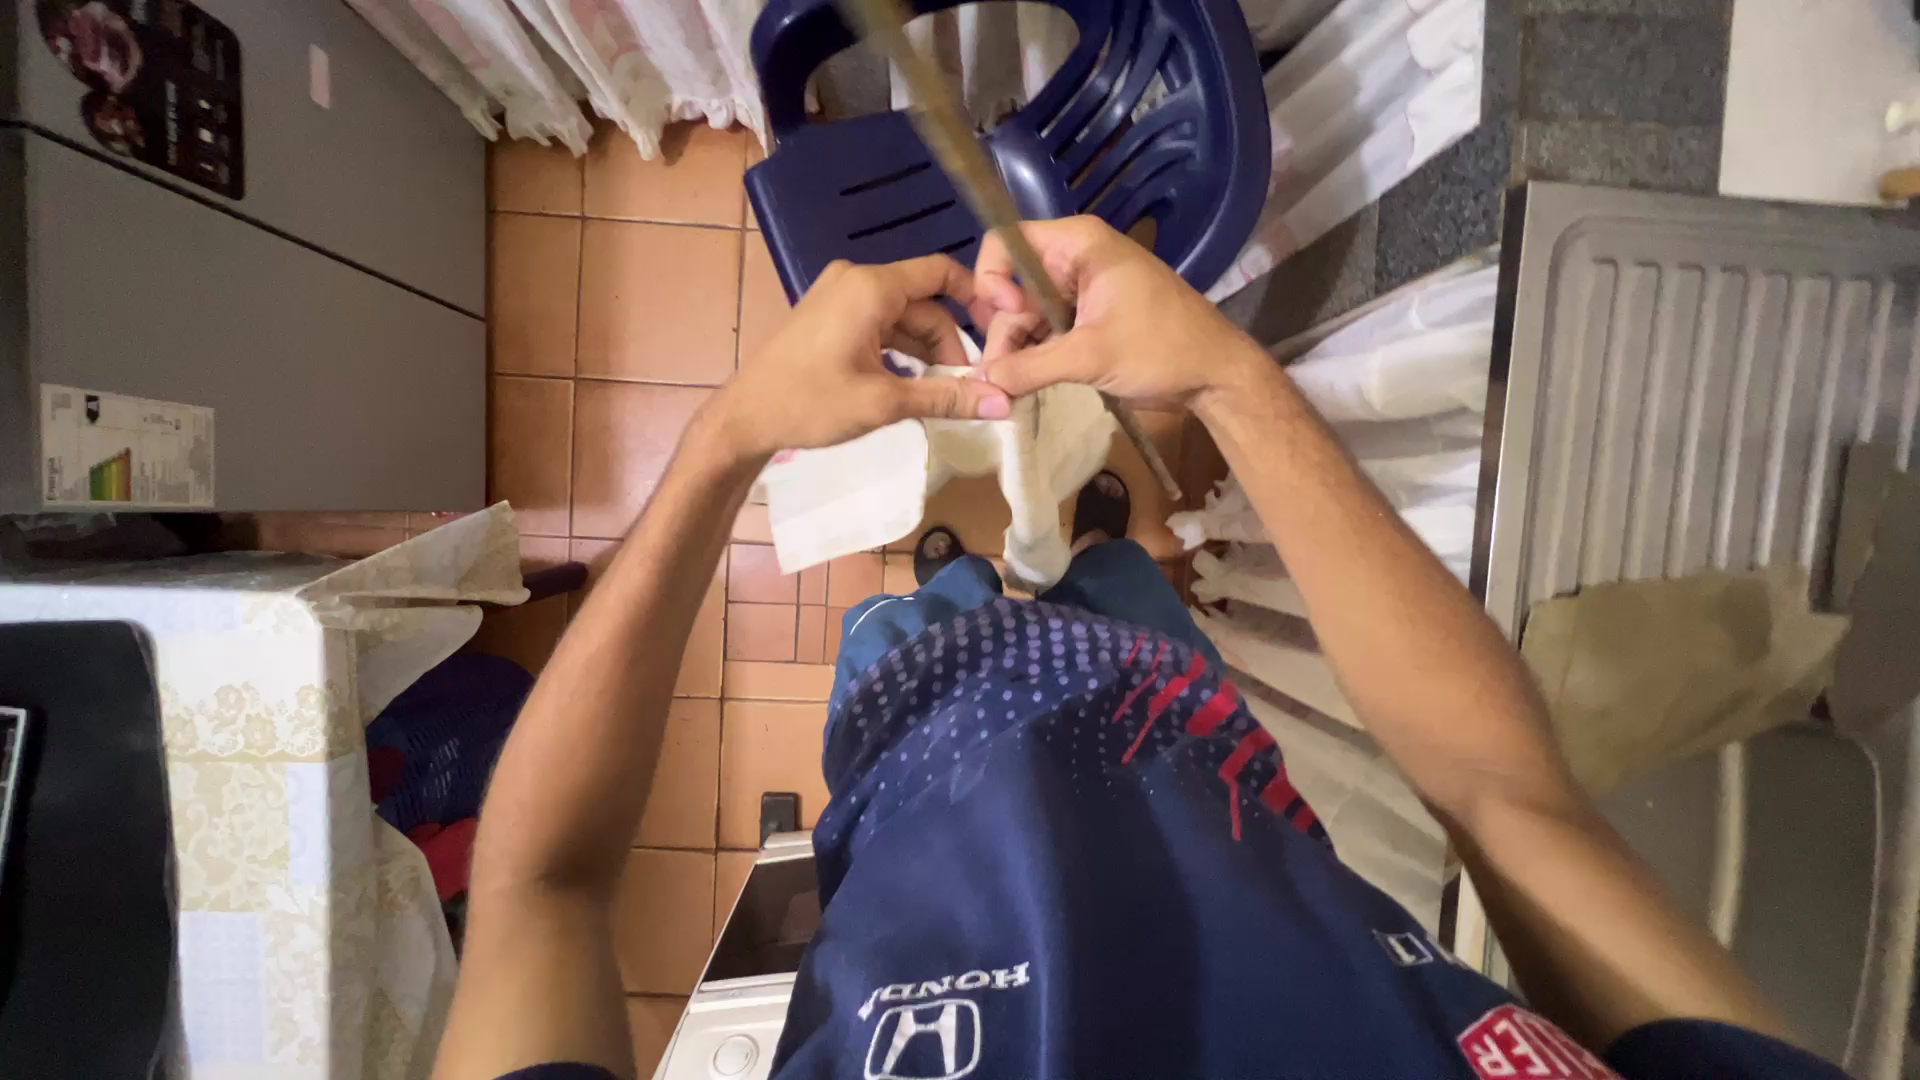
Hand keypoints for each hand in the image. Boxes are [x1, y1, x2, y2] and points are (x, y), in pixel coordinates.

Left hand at [710, 256, 1010, 458]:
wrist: (745, 418)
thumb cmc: (812, 403)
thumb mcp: (885, 403)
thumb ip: (946, 399)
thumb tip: (1004, 403)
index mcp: (871, 287)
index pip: (940, 273)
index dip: (976, 298)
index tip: (999, 333)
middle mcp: (856, 280)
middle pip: (923, 302)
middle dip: (948, 343)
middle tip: (964, 388)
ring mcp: (838, 297)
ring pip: (901, 318)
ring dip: (924, 352)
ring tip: (939, 394)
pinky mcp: (828, 317)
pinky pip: (878, 325)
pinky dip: (899, 352)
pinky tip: (907, 385)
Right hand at [968, 217, 1267, 408]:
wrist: (1212, 374)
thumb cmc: (1160, 350)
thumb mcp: (1090, 357)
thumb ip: (1030, 367)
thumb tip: (983, 381)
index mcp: (1077, 245)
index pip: (1006, 242)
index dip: (993, 280)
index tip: (1009, 316)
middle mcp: (1072, 261)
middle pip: (1011, 288)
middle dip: (1004, 331)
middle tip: (1003, 378)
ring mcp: (1078, 292)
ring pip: (1024, 315)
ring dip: (1017, 351)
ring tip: (1013, 390)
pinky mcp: (1084, 320)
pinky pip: (1044, 332)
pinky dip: (1033, 356)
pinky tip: (1026, 385)